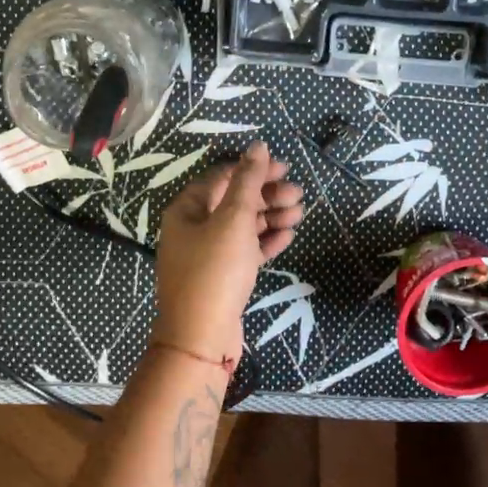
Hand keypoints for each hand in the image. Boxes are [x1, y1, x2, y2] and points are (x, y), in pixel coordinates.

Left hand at [152, 142, 303, 369]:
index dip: (253, 169)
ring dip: (271, 216)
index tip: (284, 168)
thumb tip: (258, 146)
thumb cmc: (215, 271)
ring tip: (300, 213)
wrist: (200, 340)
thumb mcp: (234, 219)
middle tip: (298, 193)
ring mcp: (206, 255)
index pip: (222, 177)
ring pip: (242, 226)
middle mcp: (193, 228)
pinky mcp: (221, 277)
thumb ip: (248, 181)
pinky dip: (265, 241)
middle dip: (267, 194)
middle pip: (234, 200)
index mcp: (187, 209)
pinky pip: (245, 250)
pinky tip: (288, 236)